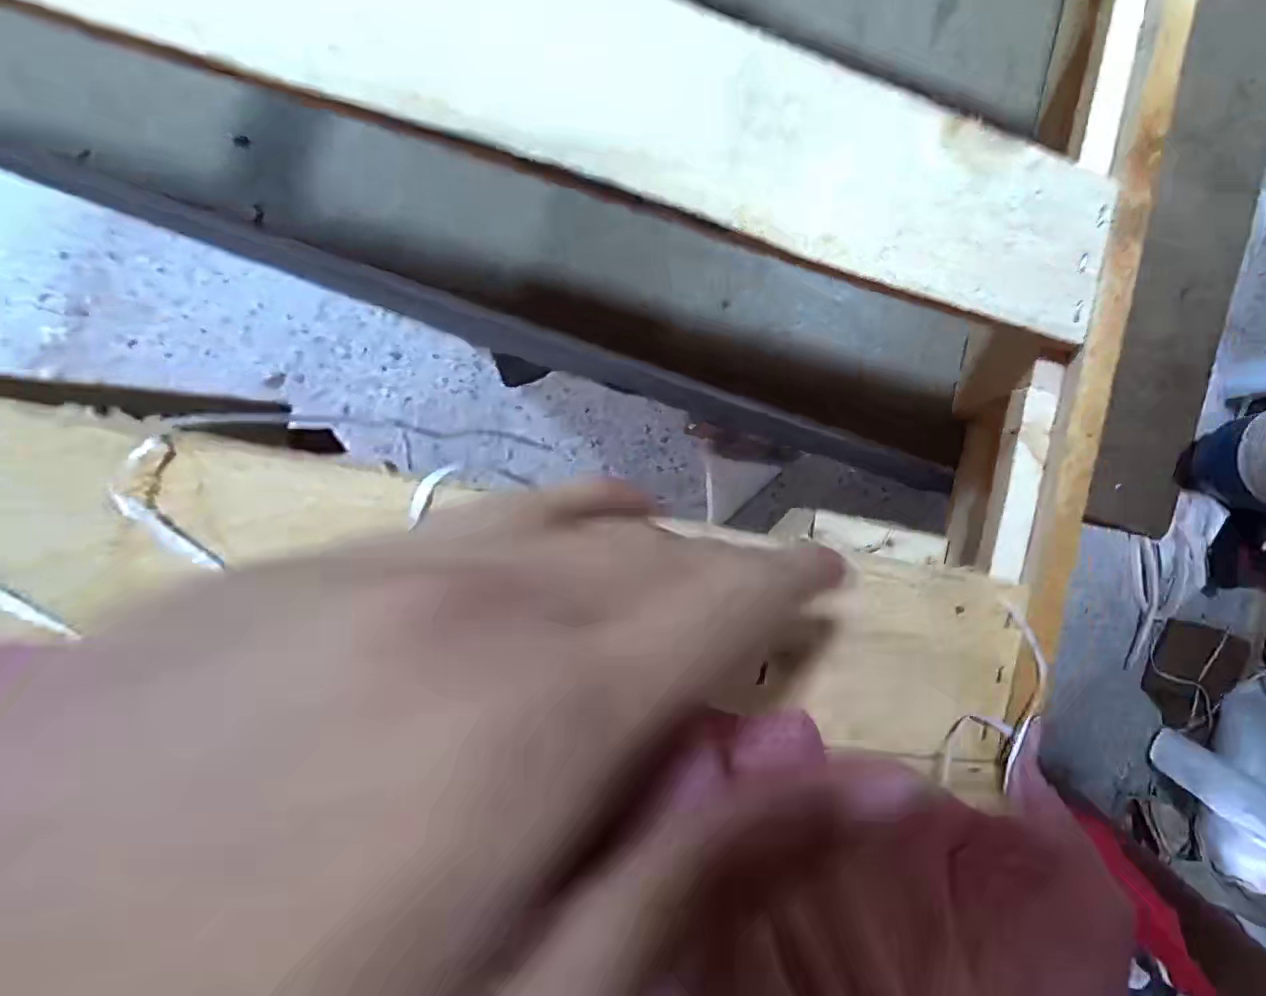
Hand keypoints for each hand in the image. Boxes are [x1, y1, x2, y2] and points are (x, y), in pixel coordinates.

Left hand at [0, 480, 933, 995]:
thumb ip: (717, 864)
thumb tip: (885, 785)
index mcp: (551, 707)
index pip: (728, 598)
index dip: (794, 579)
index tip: (831, 574)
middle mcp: (474, 606)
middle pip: (656, 553)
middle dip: (724, 574)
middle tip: (755, 610)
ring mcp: (359, 580)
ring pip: (568, 518)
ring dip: (645, 541)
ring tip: (674, 568)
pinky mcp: (264, 586)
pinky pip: (463, 518)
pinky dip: (543, 525)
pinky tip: (539, 557)